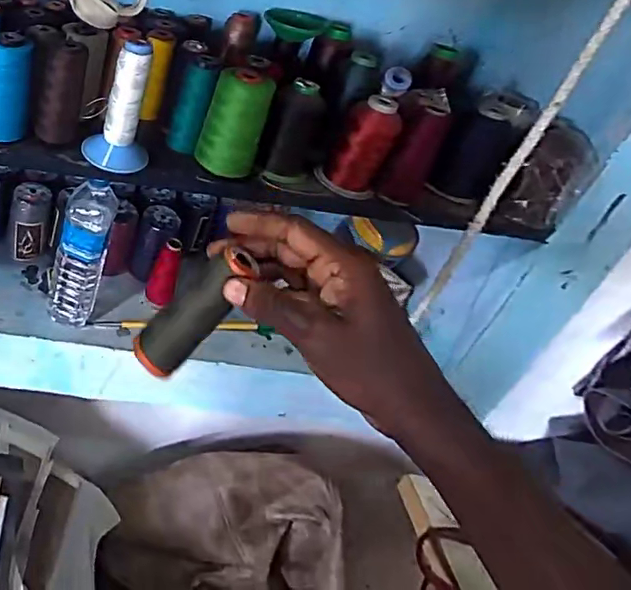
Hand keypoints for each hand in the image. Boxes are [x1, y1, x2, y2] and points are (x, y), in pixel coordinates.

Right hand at [215, 212, 454, 435]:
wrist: (414, 409)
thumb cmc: (369, 368)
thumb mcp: (314, 334)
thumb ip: (270, 305)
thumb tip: (229, 284)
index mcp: (343, 263)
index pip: (294, 230)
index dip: (258, 223)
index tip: (227, 222)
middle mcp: (341, 268)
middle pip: (290, 246)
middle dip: (253, 246)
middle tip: (216, 253)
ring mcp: (340, 288)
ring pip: (292, 266)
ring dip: (261, 268)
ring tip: (226, 273)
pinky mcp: (337, 308)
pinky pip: (299, 287)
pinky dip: (274, 288)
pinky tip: (251, 293)